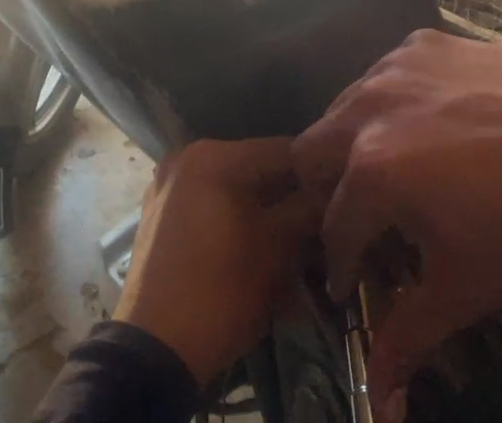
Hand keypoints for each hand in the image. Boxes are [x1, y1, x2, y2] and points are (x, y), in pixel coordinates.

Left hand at [115, 138, 316, 384]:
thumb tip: (334, 191)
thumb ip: (309, 209)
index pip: (286, 151)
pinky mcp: (161, 218)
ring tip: (299, 250)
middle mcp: (187, 159)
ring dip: (268, 216)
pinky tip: (262, 255)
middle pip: (258, 171)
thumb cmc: (221, 290)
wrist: (155, 350)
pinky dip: (238, 226)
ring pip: (235, 193)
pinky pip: (211, 210)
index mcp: (214, 155)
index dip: (321, 175)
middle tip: (325, 230)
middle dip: (293, 200)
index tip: (346, 202)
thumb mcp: (277, 248)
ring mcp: (169, 188)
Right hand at [293, 31, 501, 403]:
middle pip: (310, 151)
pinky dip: (393, 104)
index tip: (355, 282)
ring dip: (356, 144)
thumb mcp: (469, 286)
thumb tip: (379, 400)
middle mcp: (368, 105)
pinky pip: (385, 75)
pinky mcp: (426, 40)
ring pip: (344, 107)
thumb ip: (408, 336)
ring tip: (404, 170)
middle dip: (327, 193)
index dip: (342, 265)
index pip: (331, 225)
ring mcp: (396, 64)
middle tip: (368, 220)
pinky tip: (436, 126)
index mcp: (372, 169)